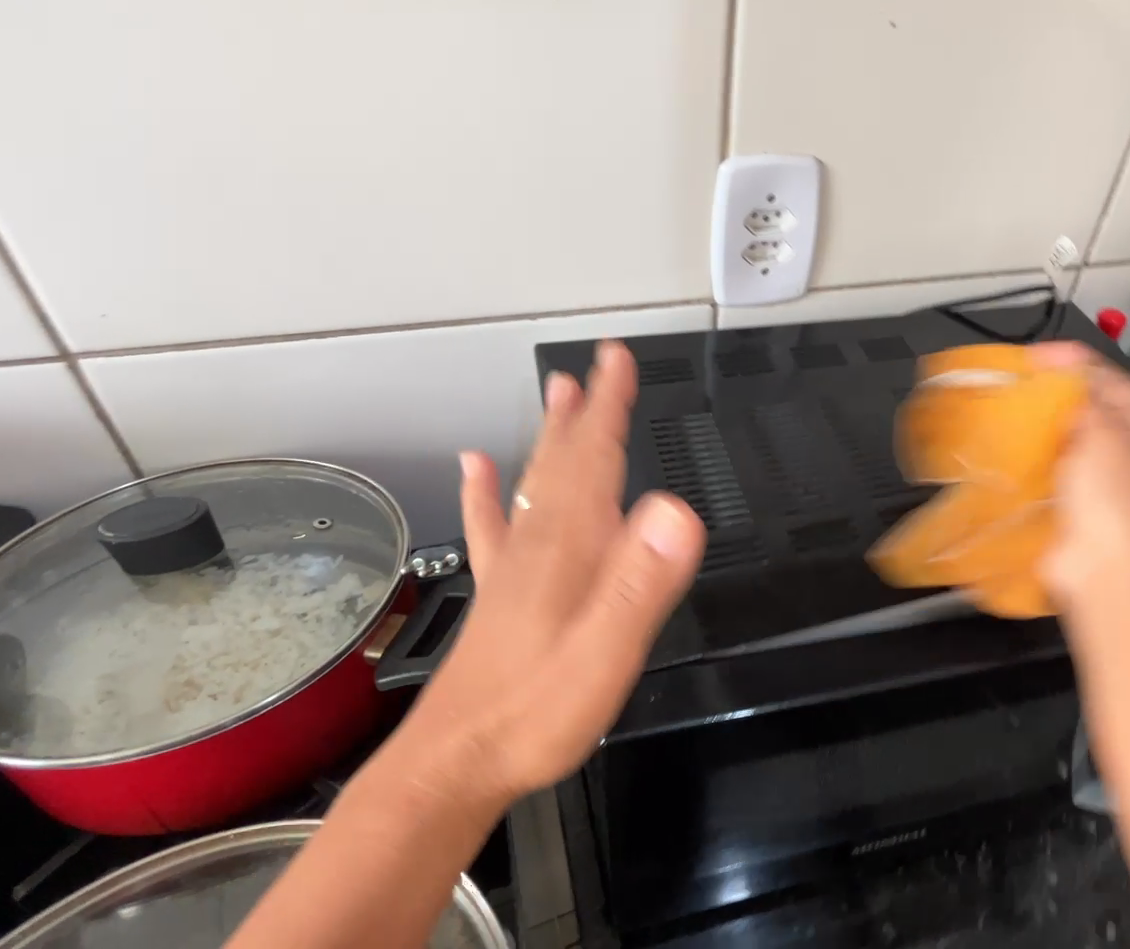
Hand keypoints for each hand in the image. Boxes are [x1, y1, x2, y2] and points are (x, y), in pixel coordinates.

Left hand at [401, 341, 705, 806]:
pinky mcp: (500, 594)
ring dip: (549, 436)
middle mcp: (538, 546)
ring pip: (534, 484)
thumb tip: (677, 511)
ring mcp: (514, 568)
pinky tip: (475, 468)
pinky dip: (485, 492)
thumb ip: (641, 584)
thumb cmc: (535, 716)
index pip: (592, 462)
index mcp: (568, 550)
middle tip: (597, 364)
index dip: (608, 408)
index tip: (617, 359)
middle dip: (585, 409)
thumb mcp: (605, 656)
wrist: (452, 769)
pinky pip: (494, 528)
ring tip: (558, 392)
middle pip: (563, 462)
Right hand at [1031, 342, 1129, 612]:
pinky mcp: (1074, 501)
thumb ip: (1082, 397)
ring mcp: (1102, 478)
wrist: (1103, 574)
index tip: (1035, 357)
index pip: (1112, 379)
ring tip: (1007, 409)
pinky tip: (1008, 445)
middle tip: (1016, 381)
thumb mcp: (1103, 434)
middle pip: (1088, 407)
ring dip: (1039, 425)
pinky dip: (1031, 455)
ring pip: (1066, 437)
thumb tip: (1061, 372)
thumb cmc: (1114, 503)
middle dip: (1053, 394)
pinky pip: (1049, 467)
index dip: (1074, 363)